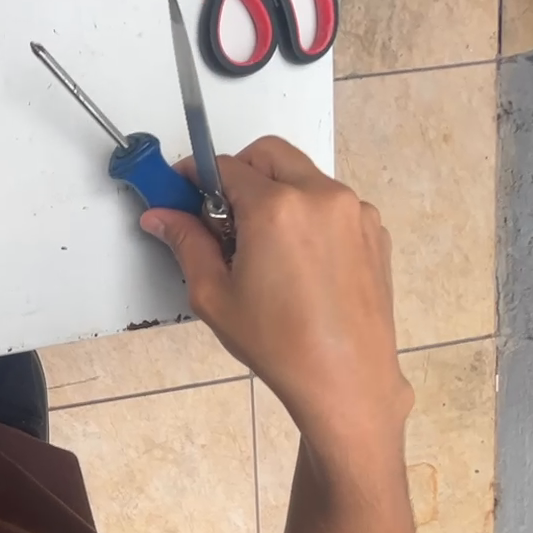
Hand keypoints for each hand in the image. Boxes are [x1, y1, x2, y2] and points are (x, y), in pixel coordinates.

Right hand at [141, 137, 411, 455]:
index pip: (227, 166)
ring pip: (301, 176)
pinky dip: (303, 212)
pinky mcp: (372, 230)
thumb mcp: (213, 294)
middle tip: (217, 213)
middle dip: (238, 172)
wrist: (345, 377)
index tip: (180, 191)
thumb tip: (160, 216)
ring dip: (272, 192)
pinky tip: (291, 259)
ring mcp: (353, 211)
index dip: (195, 174)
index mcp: (276, 209)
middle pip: (269, 154)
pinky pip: (329, 202)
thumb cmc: (277, 341)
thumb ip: (186, 243)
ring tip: (256, 243)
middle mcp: (320, 197)